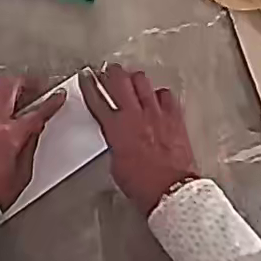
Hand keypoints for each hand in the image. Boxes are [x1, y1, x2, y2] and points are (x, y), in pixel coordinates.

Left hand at [0, 76, 66, 209]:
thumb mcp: (24, 171)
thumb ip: (30, 145)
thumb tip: (35, 130)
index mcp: (13, 135)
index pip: (38, 112)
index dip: (52, 102)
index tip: (58, 96)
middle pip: (12, 88)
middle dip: (27, 83)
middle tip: (35, 85)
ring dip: (4, 85)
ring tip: (12, 87)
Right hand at [79, 65, 199, 214]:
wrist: (169, 189)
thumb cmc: (142, 183)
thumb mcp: (116, 164)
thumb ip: (115, 142)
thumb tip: (118, 136)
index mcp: (116, 128)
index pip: (97, 99)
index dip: (89, 84)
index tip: (86, 76)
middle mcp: (135, 115)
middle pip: (119, 81)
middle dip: (111, 72)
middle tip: (109, 71)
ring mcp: (156, 113)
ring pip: (142, 81)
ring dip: (134, 79)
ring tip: (132, 80)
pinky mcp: (174, 116)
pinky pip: (165, 94)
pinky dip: (159, 94)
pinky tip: (156, 98)